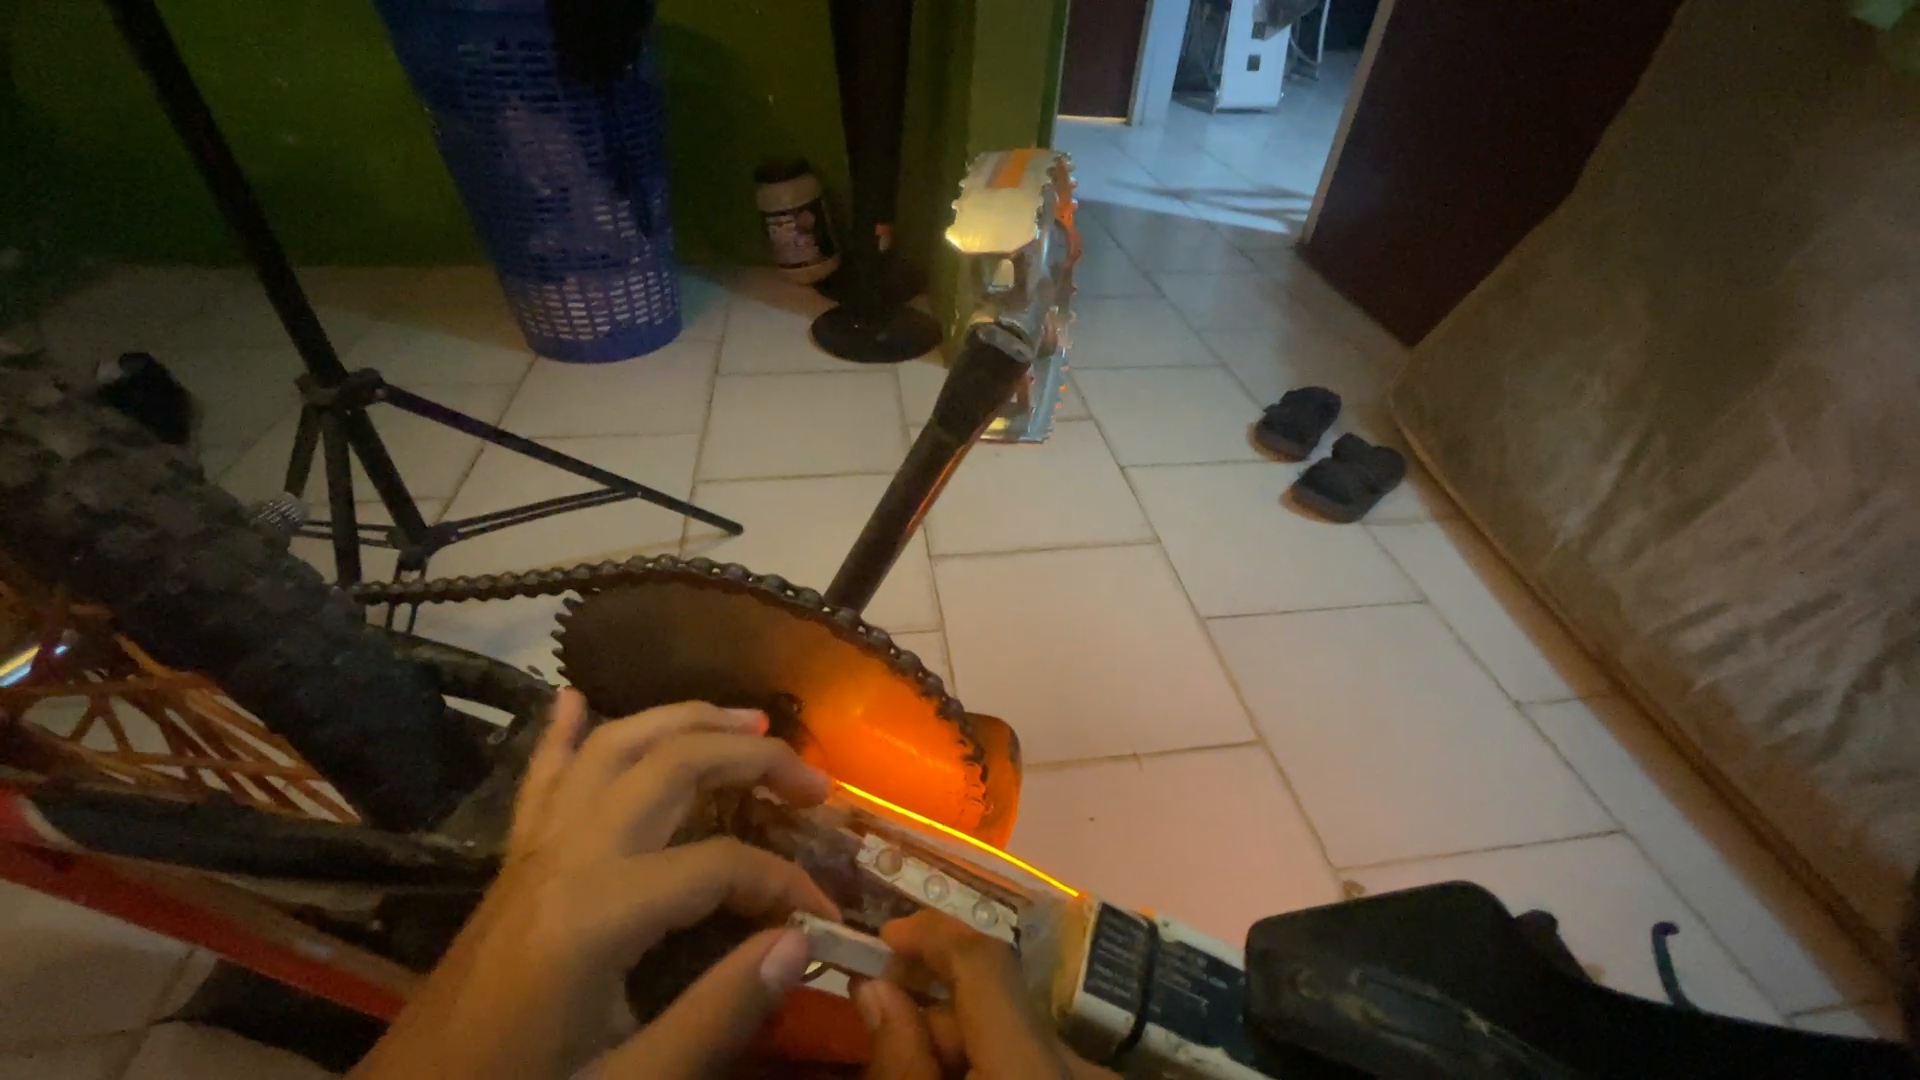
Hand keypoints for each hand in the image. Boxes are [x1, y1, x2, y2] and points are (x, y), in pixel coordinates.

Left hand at [354, 690, 837, 1079]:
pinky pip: (542, 777)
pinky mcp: (514, 859)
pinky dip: (565, 731)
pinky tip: (576, 696)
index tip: (823, 915)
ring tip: (747, 720)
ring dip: (687, 719)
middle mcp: (568, 855)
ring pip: (617, 746)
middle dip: (755, 759)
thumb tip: (800, 942)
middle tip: (813, 781)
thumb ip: (717, 1016)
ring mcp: (536, 848)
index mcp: (597, 914)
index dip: (785, 883)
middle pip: (675, 766)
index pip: (721, 864)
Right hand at [855, 910, 1105, 1079]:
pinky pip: (1036, 1054)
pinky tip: (963, 1074)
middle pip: (996, 994)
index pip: (985, 961)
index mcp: (1034, 1064)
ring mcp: (1092, 1071)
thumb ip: (902, 1060)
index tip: (885, 935)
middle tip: (885, 1018)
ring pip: (1014, 1026)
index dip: (933, 934)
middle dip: (936, 998)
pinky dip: (995, 1057)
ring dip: (962, 1033)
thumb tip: (874, 986)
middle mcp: (1075, 1055)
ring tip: (921, 1064)